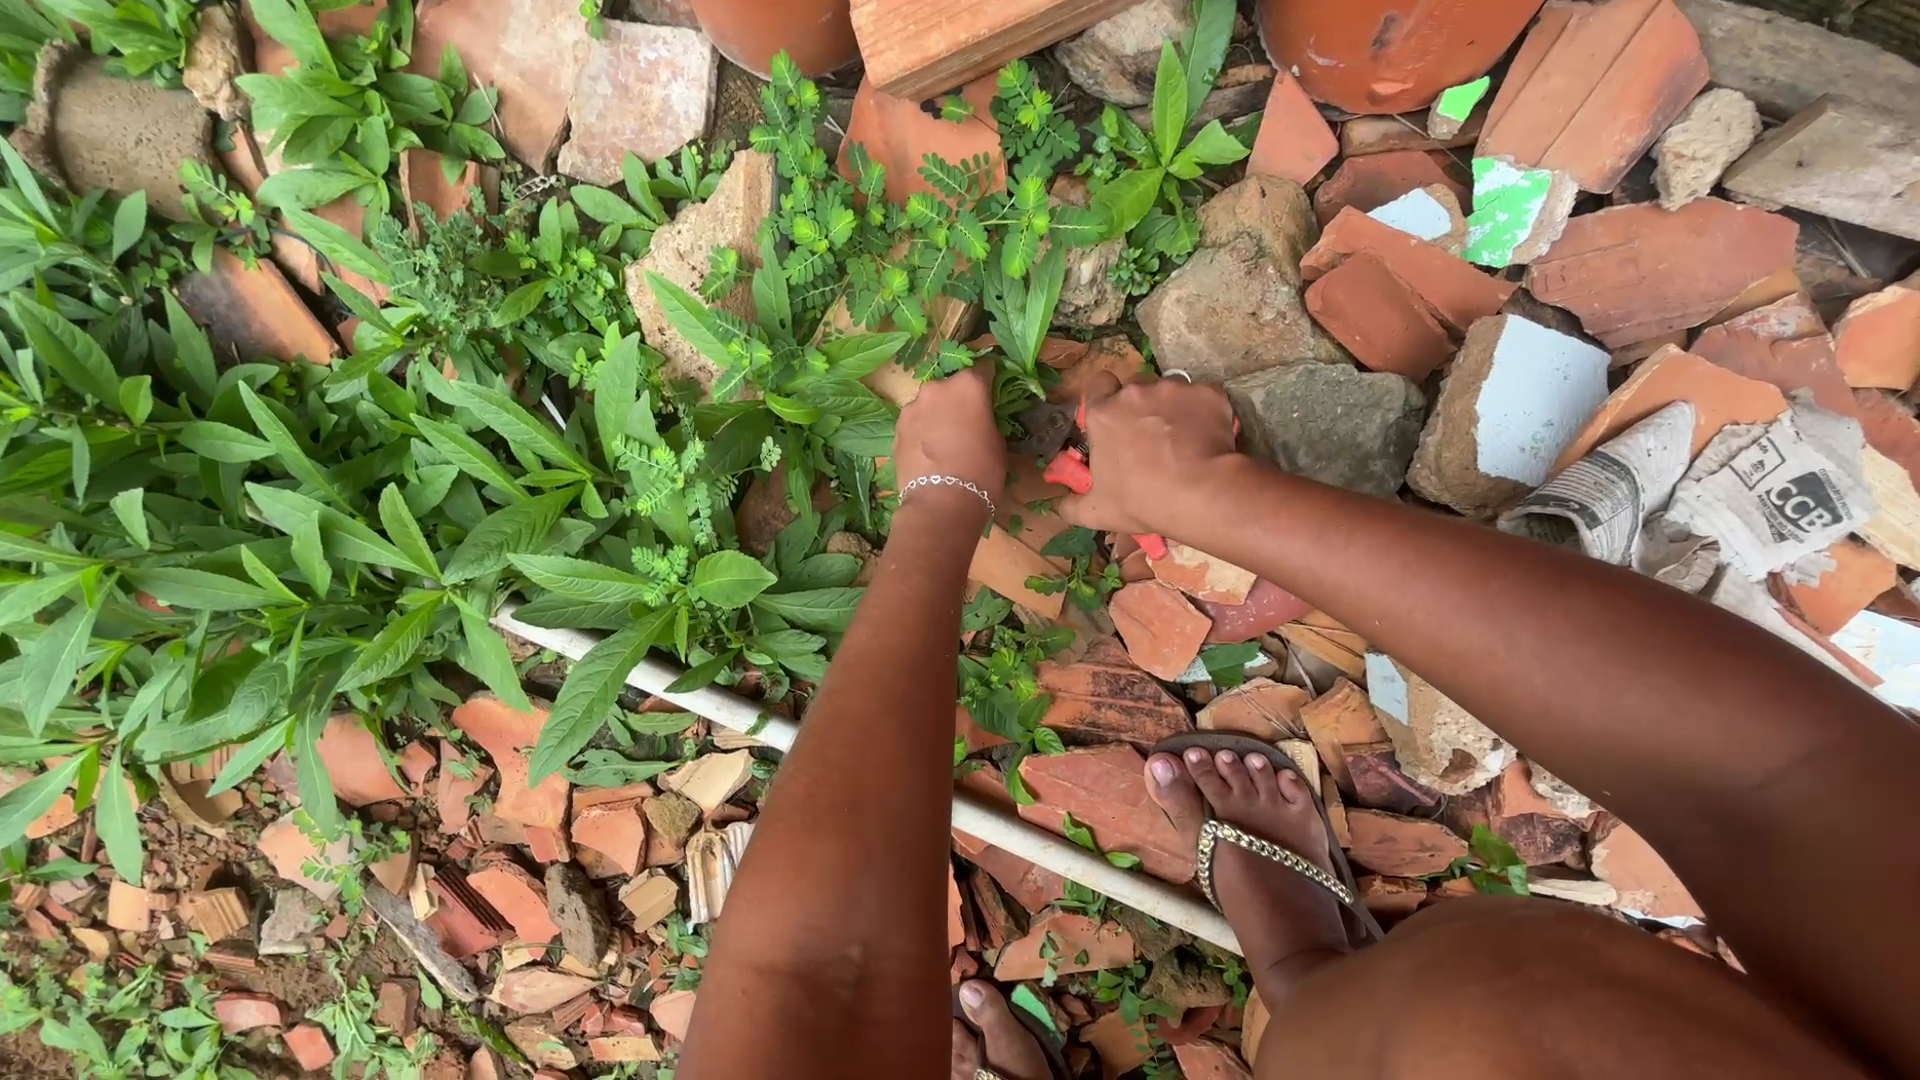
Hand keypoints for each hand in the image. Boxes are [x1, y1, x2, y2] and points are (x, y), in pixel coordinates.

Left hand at [892, 361, 1004, 519]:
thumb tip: (980, 419)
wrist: (940, 501)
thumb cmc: (981, 471)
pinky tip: (929, 451)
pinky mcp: (897, 427)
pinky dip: (922, 430)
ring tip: (944, 441)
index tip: (991, 393)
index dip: (988, 381)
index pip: (983, 369)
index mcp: (968, 385)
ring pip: (930, 403)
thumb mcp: (997, 442)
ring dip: (938, 414)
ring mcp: (913, 406)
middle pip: (951, 386)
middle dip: (959, 399)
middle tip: (966, 422)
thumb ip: (987, 420)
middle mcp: (937, 387)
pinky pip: (915, 421)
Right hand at [1057, 377, 1239, 534]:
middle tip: (1150, 433)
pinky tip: (1208, 435)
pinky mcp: (1207, 393)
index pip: (1098, 383)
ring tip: (1182, 435)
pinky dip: (1204, 411)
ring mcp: (1173, 389)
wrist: (1199, 494)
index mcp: (1103, 413)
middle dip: (1141, 402)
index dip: (1106, 396)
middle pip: (1135, 385)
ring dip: (1172, 405)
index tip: (1115, 416)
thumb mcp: (1096, 512)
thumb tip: (1061, 506)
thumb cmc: (1141, 501)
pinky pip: (1204, 396)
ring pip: (1171, 388)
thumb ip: (1072, 506)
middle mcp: (1134, 392)